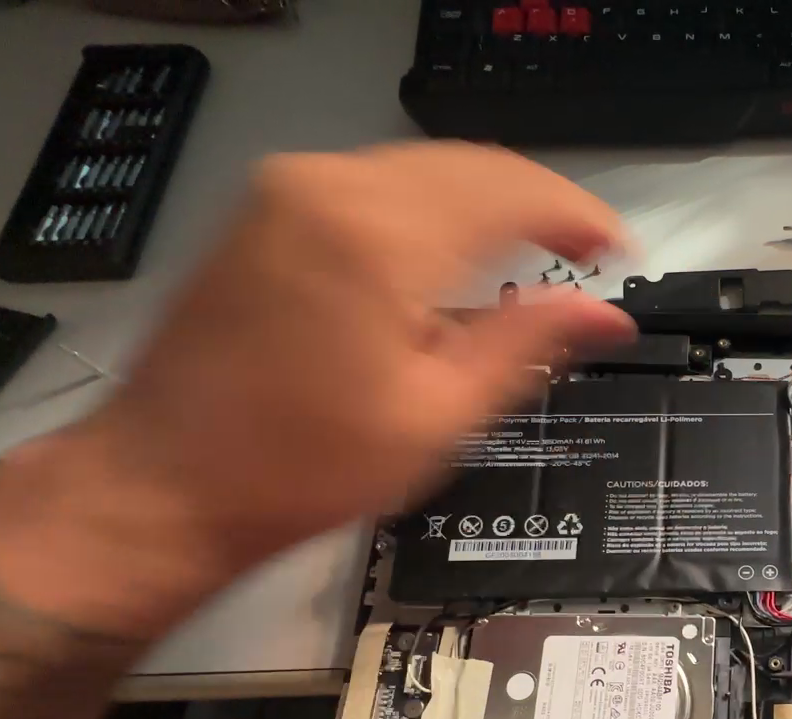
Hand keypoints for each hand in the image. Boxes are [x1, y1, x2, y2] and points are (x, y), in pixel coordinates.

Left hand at [0, 144, 633, 631]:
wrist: (170, 480)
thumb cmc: (307, 465)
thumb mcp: (442, 414)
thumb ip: (529, 344)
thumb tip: (606, 315)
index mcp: (379, 240)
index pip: (512, 192)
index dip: (580, 216)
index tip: (621, 248)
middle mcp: (329, 190)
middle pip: (473, 166)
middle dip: (544, 203)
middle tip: (591, 253)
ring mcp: (291, 192)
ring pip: (430, 168)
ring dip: (496, 203)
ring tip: (545, 252)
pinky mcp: (271, 210)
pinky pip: (384, 183)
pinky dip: (444, 208)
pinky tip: (470, 250)